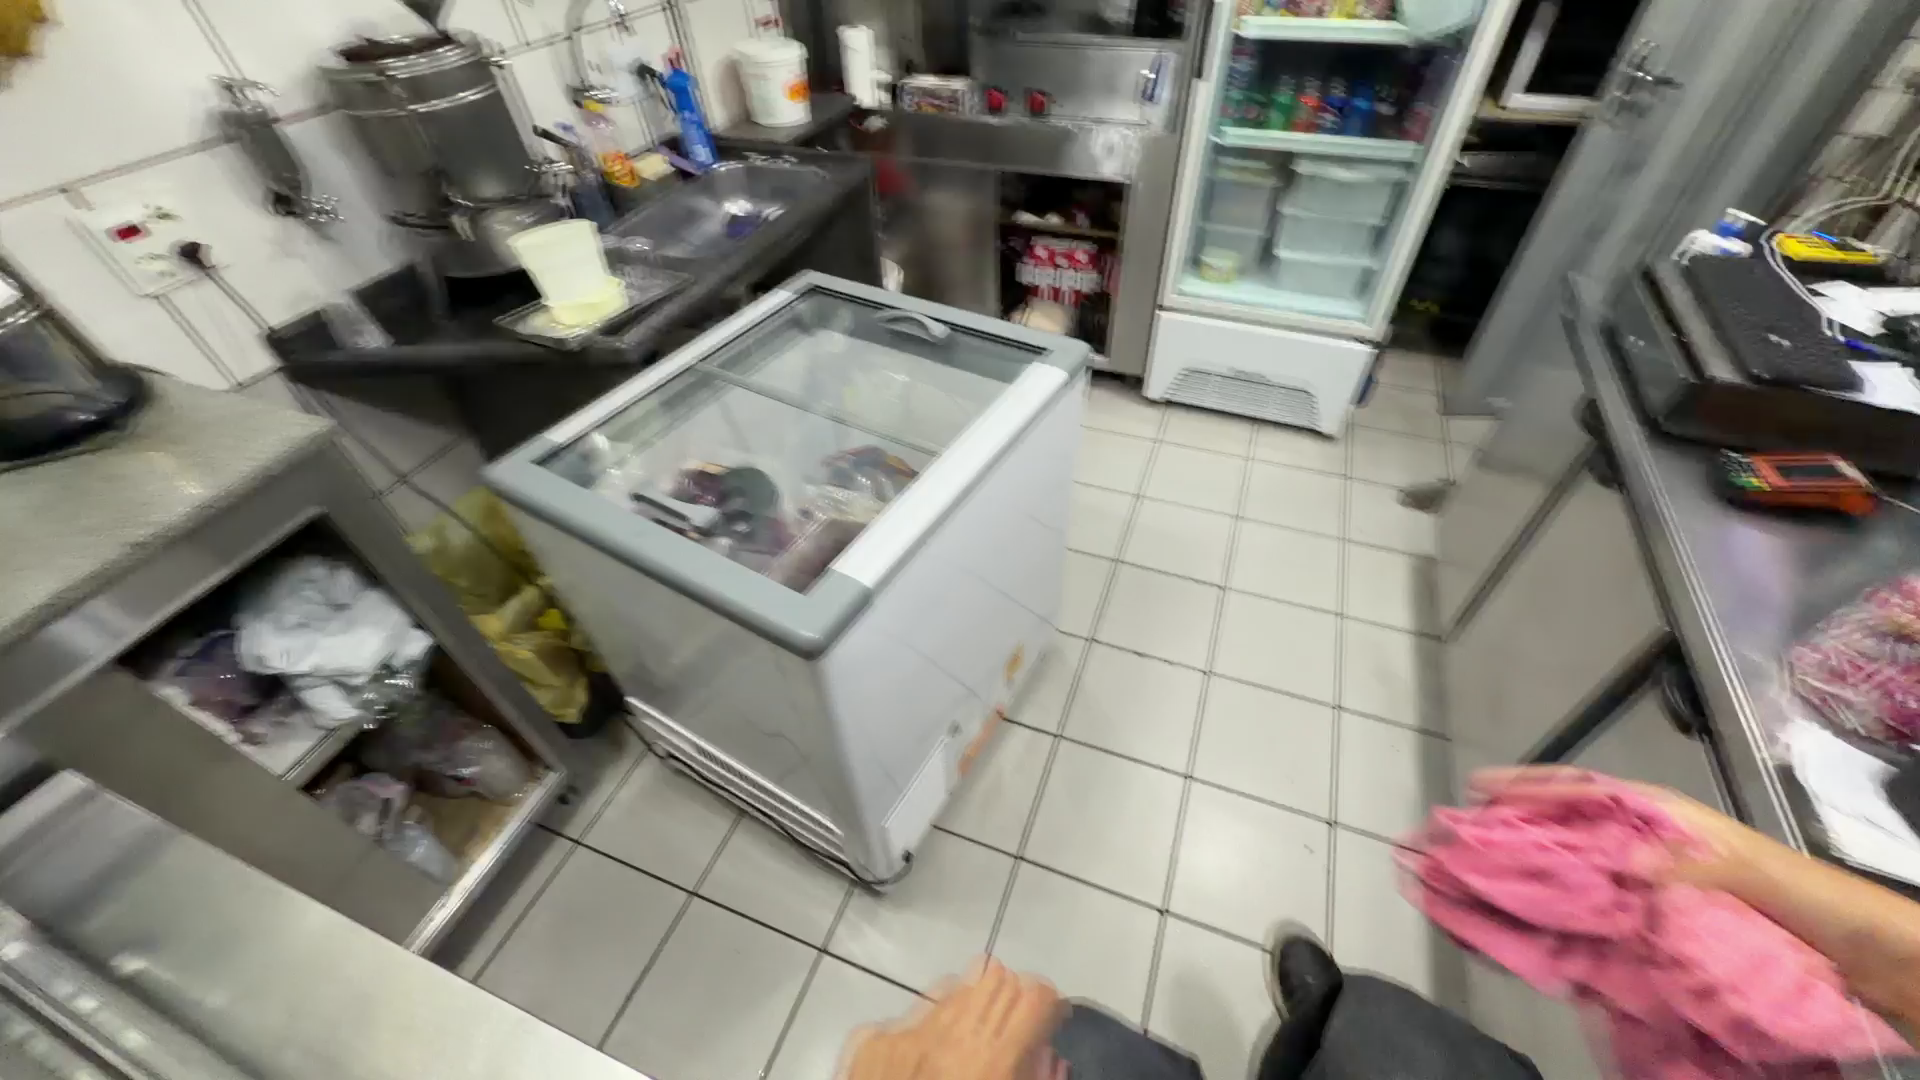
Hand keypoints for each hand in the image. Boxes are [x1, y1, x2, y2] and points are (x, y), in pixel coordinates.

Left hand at [840, 958, 1066, 1079]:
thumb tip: (1049, 1056)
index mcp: (989, 1065)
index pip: (1034, 996)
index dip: (1047, 1005)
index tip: (1049, 1022)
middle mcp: (947, 1036)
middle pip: (996, 980)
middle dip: (1011, 1002)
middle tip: (1012, 1033)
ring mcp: (904, 1033)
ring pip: (954, 988)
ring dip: (970, 1009)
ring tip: (969, 1045)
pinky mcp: (871, 1041)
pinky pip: (914, 1016)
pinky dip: (930, 1030)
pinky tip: (928, 1062)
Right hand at [1468, 766, 1919, 1029]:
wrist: (1874, 966)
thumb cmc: (1810, 899)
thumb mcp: (1754, 870)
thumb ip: (1689, 862)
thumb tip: (1618, 867)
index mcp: (1658, 819)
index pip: (1580, 791)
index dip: (1527, 787)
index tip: (1477, 787)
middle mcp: (1640, 849)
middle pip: (1563, 834)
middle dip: (1510, 834)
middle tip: (1461, 840)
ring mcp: (1642, 891)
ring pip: (1569, 879)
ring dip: (1524, 883)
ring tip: (1476, 887)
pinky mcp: (1649, 933)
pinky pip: (1591, 924)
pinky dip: (1555, 927)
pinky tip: (1524, 933)